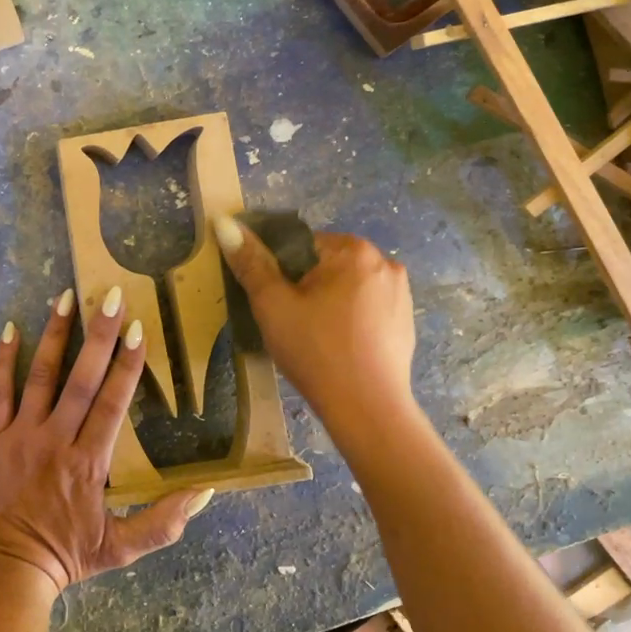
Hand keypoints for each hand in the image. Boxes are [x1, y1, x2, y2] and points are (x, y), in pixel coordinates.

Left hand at [0, 288, 209, 590]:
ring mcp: (23, 435)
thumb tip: (206, 491)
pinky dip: (4, 361)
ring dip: (55, 336)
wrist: (8, 566)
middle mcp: (57, 440)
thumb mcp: (123, 547)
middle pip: (81, 380)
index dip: (127, 365)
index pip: (113, 403)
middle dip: (98, 336)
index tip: (139, 330)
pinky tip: (12, 330)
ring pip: (41, 377)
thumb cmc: (66, 555)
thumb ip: (164, 521)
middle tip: (109, 296)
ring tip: (64, 298)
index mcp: (90, 462)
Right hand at [214, 218, 416, 426]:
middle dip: (303, 286)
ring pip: (346, 288)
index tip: (271, 300)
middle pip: (325, 264)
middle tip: (286, 321)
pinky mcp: (406, 323)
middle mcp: (384, 262)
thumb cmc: (314, 350)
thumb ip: (250, 262)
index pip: (300, 243)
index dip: (278, 269)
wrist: (367, 407)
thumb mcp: (272, 304)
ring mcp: (401, 294)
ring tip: (309, 338)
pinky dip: (347, 321)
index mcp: (352, 251)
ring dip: (325, 303)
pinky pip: (365, 310)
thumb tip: (225, 224)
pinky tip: (335, 348)